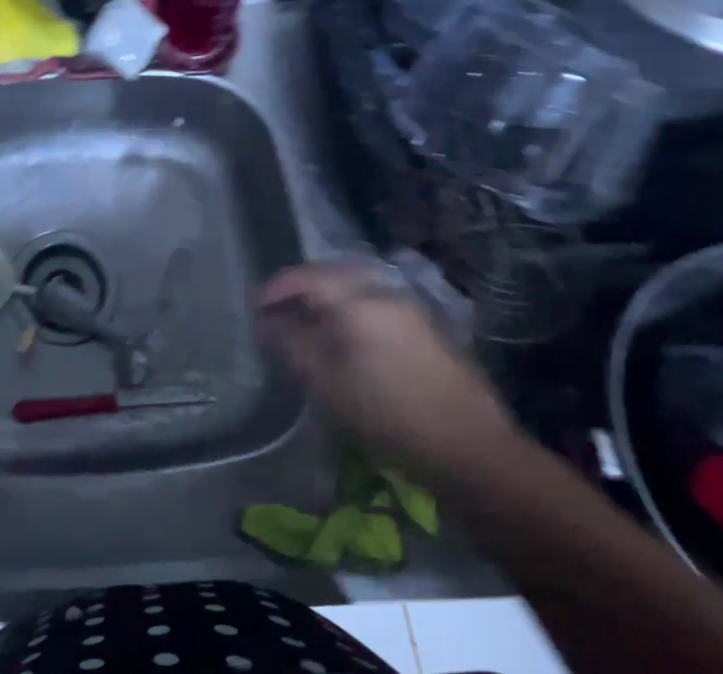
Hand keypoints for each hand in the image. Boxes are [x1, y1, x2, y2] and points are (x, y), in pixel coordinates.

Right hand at [258, 260, 517, 479]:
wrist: (467, 447)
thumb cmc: (386, 413)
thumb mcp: (325, 381)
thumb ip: (291, 344)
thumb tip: (267, 321)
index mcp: (359, 300)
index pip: (307, 276)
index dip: (277, 288)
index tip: (256, 305)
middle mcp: (387, 293)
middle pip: (336, 274)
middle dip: (303, 288)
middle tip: (279, 310)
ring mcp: (413, 310)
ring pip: (360, 289)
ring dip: (329, 299)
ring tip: (309, 326)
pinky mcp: (428, 330)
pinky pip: (378, 306)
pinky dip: (353, 312)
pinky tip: (347, 340)